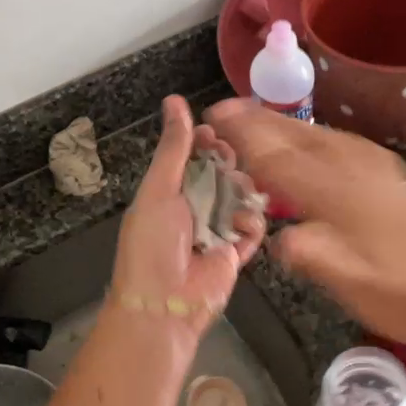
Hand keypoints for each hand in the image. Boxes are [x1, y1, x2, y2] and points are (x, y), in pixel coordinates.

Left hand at [111, 96, 265, 334]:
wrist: (162, 305)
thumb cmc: (153, 243)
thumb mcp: (159, 188)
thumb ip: (173, 146)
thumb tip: (174, 100)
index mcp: (168, 189)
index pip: (192, 155)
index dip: (206, 141)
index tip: (215, 133)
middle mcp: (192, 206)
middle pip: (221, 172)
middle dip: (229, 163)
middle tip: (230, 162)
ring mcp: (215, 229)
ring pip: (240, 196)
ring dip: (243, 190)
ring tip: (241, 193)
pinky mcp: (235, 253)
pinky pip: (252, 228)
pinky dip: (251, 224)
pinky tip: (242, 226)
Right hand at [204, 99, 405, 346]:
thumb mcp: (354, 284)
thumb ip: (313, 256)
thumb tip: (277, 240)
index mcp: (334, 192)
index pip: (276, 157)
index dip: (243, 137)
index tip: (213, 118)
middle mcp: (350, 167)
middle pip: (293, 135)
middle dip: (256, 119)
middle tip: (223, 108)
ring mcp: (372, 165)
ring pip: (315, 134)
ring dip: (280, 124)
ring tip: (254, 116)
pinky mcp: (387, 172)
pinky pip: (335, 140)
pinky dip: (308, 134)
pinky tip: (309, 140)